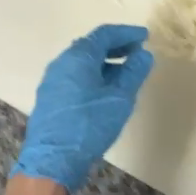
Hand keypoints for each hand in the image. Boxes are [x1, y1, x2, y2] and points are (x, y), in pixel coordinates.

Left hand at [13, 24, 156, 190]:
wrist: (52, 161)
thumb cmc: (89, 125)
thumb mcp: (119, 98)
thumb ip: (133, 73)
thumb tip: (143, 54)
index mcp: (78, 57)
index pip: (104, 34)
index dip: (126, 33)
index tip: (145, 36)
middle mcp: (62, 63)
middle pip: (91, 46)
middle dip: (116, 47)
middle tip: (137, 52)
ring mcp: (53, 81)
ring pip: (82, 63)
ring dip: (105, 63)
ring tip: (125, 73)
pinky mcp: (50, 98)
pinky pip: (75, 76)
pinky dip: (93, 75)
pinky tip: (105, 90)